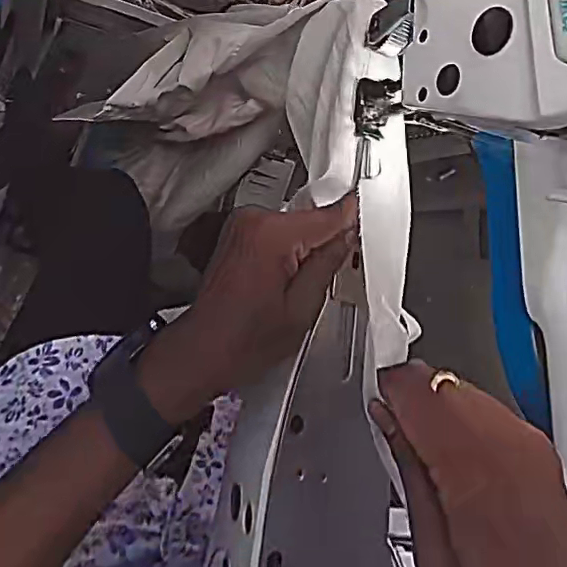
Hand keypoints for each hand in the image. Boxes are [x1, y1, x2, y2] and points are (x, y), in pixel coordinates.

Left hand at [137, 194, 357, 420]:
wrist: (200, 351)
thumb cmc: (239, 341)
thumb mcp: (301, 310)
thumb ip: (328, 265)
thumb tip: (345, 239)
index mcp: (272, 234)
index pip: (327, 215)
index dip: (352, 219)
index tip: (365, 217)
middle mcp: (254, 220)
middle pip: (311, 219)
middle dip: (327, 240)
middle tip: (332, 270)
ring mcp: (242, 224)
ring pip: (295, 224)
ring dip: (306, 245)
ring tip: (299, 284)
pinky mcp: (238, 232)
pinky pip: (277, 230)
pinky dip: (288, 247)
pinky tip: (284, 278)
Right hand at [370, 360, 566, 566]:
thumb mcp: (431, 546)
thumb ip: (407, 471)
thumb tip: (387, 420)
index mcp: (474, 468)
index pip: (422, 389)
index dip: (391, 385)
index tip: (376, 392)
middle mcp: (509, 444)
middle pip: (445, 384)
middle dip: (414, 393)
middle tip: (390, 413)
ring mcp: (530, 444)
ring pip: (467, 389)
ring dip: (439, 403)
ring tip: (418, 434)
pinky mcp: (541, 450)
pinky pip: (491, 409)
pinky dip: (465, 416)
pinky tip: (451, 445)